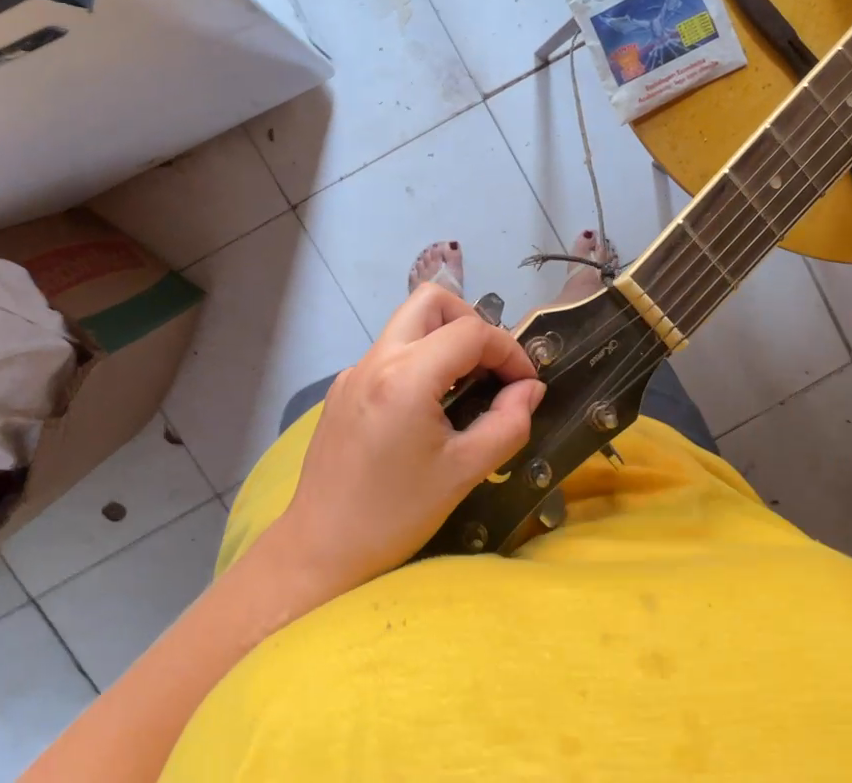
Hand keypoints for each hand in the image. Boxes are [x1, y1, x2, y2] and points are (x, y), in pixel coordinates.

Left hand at [273, 284, 543, 590]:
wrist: (321, 549)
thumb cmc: (396, 515)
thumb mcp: (465, 472)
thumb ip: (508, 423)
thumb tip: (529, 390)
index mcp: (406, 377)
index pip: (472, 331)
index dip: (509, 351)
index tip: (526, 385)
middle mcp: (375, 361)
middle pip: (430, 301)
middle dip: (471, 323)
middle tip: (489, 369)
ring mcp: (353, 372)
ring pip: (407, 324)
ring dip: (444, 341)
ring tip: (465, 390)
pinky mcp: (342, 390)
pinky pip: (389, 354)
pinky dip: (419, 363)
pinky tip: (428, 411)